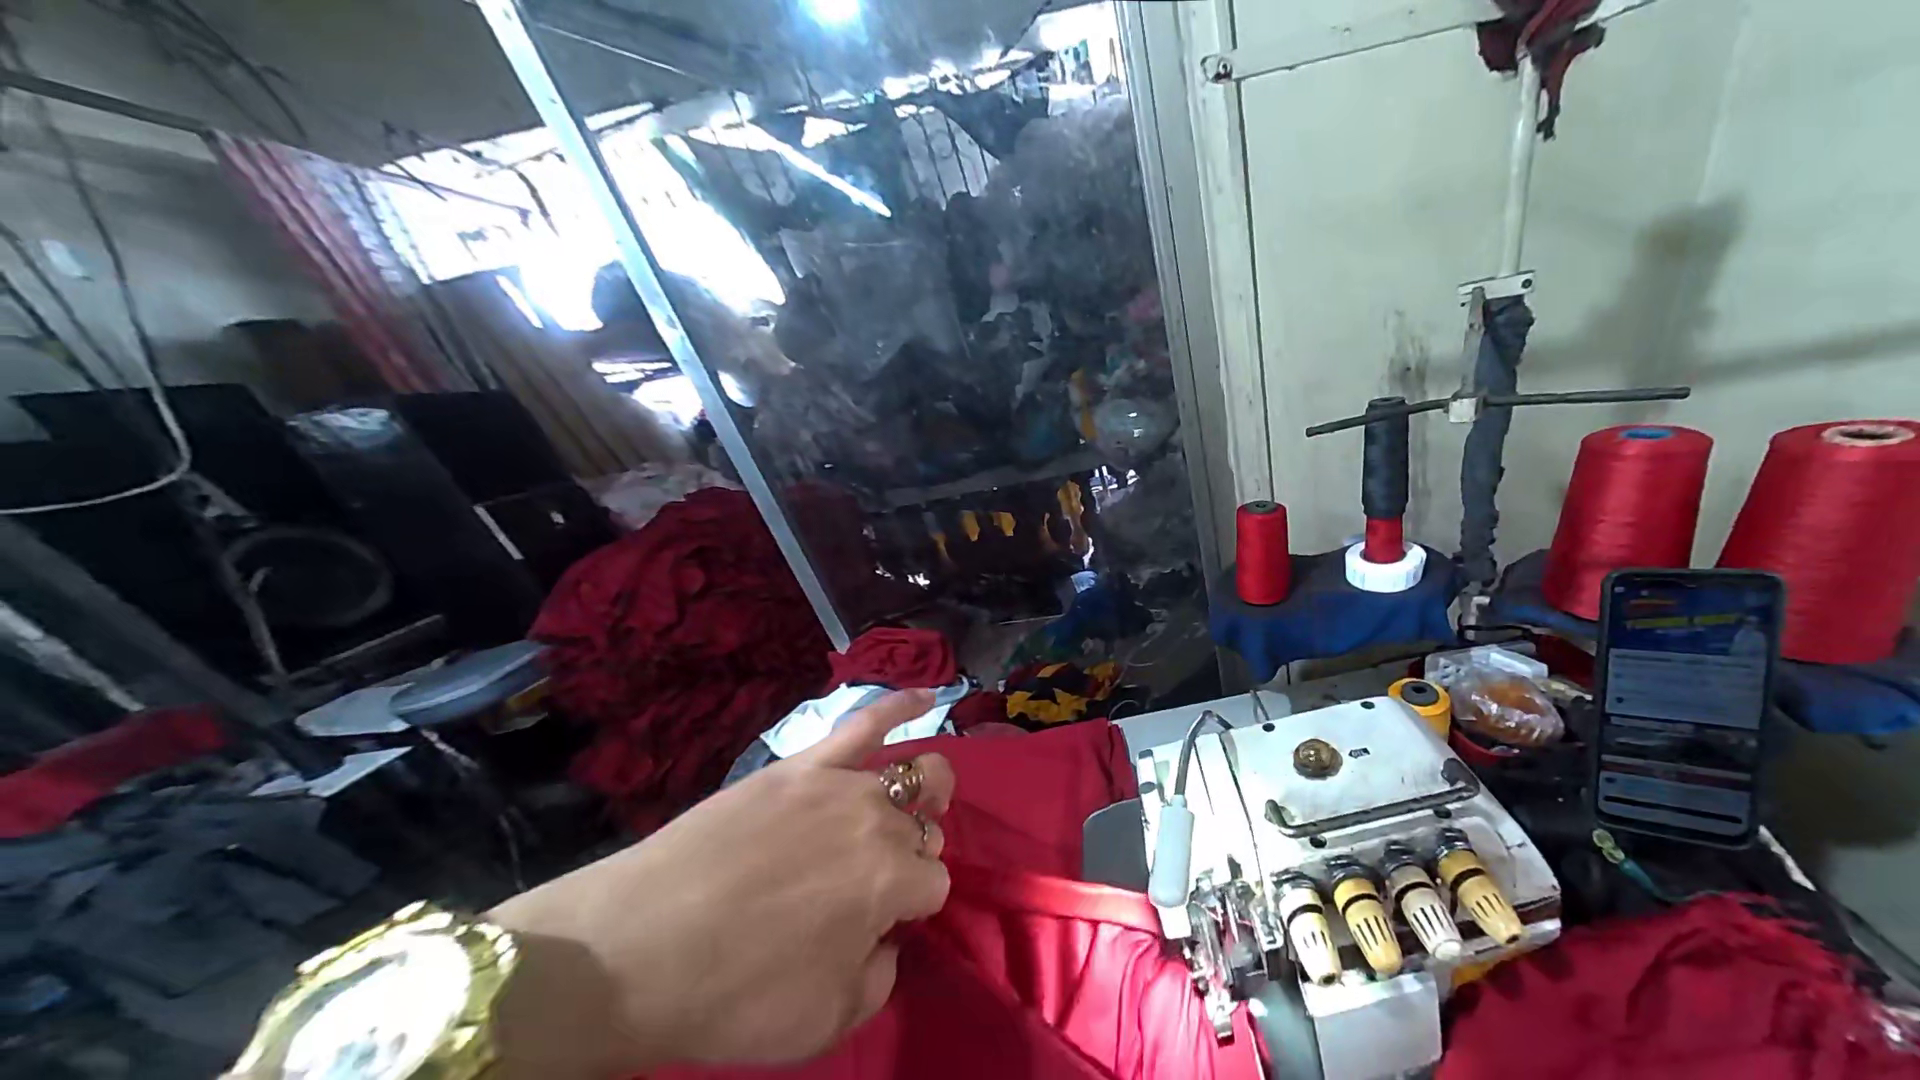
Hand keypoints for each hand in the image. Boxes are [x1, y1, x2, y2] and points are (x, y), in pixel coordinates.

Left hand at [489, 689, 952, 1077]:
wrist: (638, 945)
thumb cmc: (734, 993)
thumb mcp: (827, 1022)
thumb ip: (881, 978)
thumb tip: (887, 938)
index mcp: (891, 882)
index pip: (935, 885)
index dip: (911, 910)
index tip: (877, 927)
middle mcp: (878, 821)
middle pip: (923, 830)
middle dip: (912, 857)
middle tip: (871, 883)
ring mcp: (839, 782)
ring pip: (912, 773)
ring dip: (926, 791)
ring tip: (920, 801)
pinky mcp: (801, 763)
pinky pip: (863, 722)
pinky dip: (900, 706)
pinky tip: (924, 696)